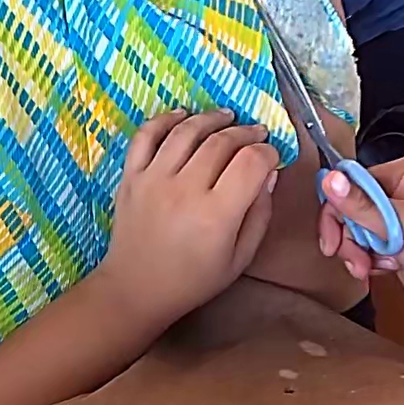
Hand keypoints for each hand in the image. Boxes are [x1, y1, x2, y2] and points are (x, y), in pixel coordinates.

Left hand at [94, 109, 280, 326]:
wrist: (137, 289)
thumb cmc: (193, 280)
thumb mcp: (239, 258)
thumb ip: (259, 215)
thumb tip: (269, 174)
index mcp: (216, 215)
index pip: (251, 163)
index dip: (268, 152)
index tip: (272, 156)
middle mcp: (184, 190)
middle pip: (221, 142)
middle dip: (246, 133)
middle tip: (256, 134)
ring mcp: (153, 179)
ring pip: (187, 131)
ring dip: (211, 118)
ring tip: (227, 117)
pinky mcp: (131, 176)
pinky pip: (147, 135)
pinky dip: (166, 119)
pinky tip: (184, 116)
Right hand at [317, 155, 403, 309]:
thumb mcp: (397, 224)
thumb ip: (358, 204)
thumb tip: (329, 178)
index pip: (352, 183)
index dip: (337, 211)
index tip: (331, 238)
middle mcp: (403, 191)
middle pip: (354, 209)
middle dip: (349, 238)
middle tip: (351, 258)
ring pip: (360, 232)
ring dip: (358, 253)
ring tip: (367, 268)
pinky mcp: (403, 243)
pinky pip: (372, 248)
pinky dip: (371, 261)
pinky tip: (382, 269)